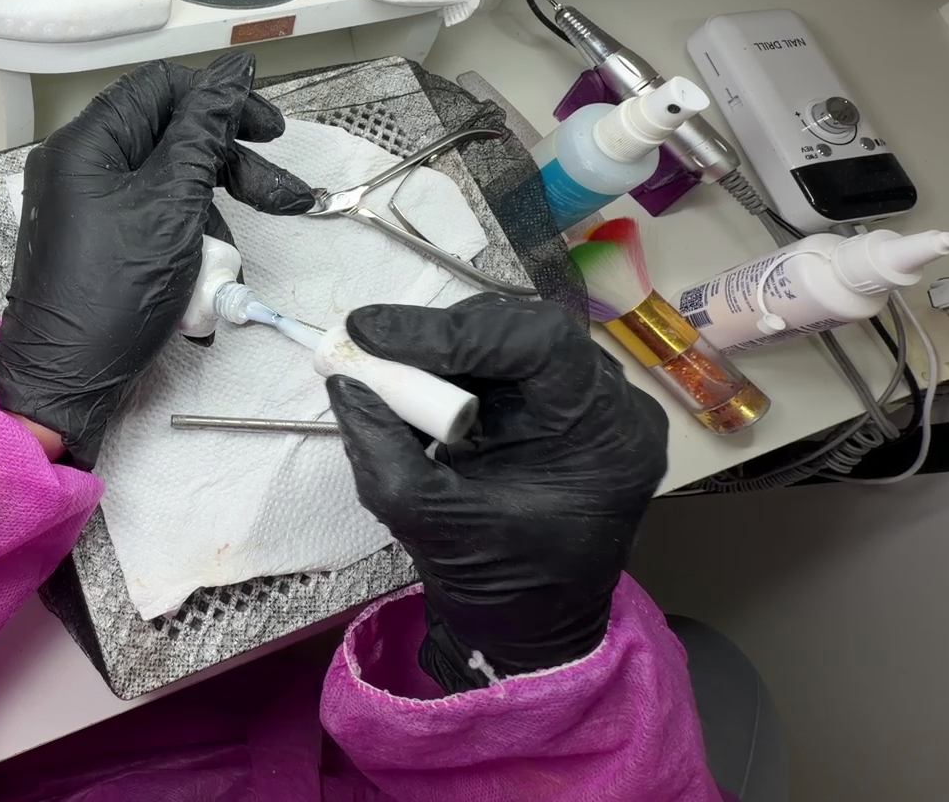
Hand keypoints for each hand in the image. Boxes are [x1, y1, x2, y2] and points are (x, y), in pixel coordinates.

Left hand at [0, 53, 313, 467]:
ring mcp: (86, 202)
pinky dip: (184, 237)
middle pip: (170, 137)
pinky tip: (207, 272)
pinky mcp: (97, 236)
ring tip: (232, 258)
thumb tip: (235, 71)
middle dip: (229, 166)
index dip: (221, 100)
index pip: (162, 87)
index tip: (269, 131)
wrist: (65, 377)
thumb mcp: (172, 203)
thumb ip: (204, 131)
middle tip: (281, 195)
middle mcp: (81, 163)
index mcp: (88, 141)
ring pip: (166, 182)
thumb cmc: (116, 290)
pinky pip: (151, 217)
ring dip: (211, 213)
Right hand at [325, 295, 668, 692]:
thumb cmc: (494, 579)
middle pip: (519, 329)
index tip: (369, 335)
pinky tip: (415, 387)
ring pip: (502, 335)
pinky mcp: (548, 402)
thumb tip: (343, 380)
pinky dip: (443, 364)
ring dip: (437, 348)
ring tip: (389, 372)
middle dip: (438, 336)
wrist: (526, 620)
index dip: (451, 330)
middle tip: (370, 349)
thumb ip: (378, 446)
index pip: (538, 344)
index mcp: (603, 435)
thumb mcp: (423, 518)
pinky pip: (493, 358)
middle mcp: (605, 405)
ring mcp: (581, 400)